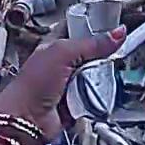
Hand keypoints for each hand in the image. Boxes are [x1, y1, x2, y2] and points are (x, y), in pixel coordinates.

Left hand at [0, 29, 124, 136]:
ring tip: (108, 73)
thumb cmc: (33, 84)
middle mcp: (62, 63)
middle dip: (103, 54)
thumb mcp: (64, 54)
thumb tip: (116, 34)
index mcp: (55, 45)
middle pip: (91, 53)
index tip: (113, 24)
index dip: (94, 25)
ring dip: (102, 76)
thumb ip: (92, 44)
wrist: (27, 120)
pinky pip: (97, 95)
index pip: (77, 28)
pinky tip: (103, 91)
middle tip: (117, 51)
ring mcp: (70, 83)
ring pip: (96, 74)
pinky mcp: (77, 102)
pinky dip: (101, 94)